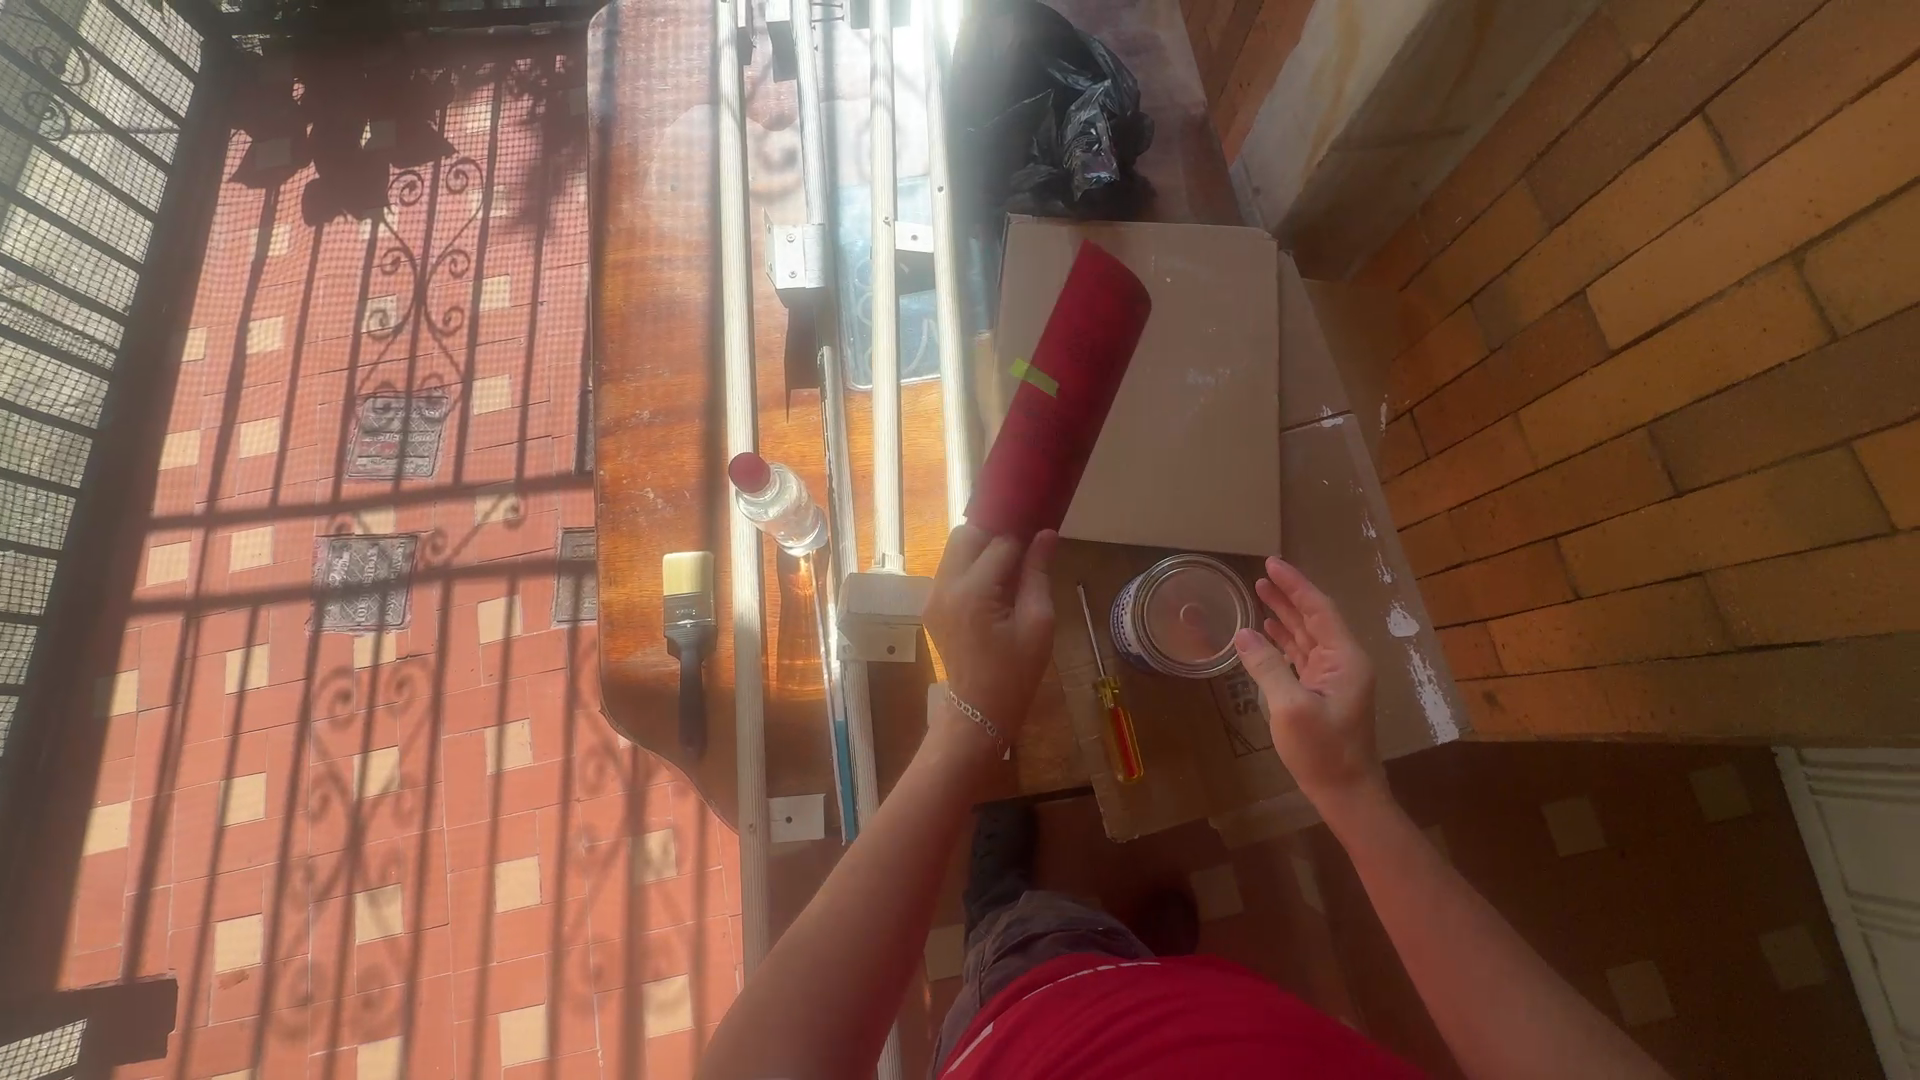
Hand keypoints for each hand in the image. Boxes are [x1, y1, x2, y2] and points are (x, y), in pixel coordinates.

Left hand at [923, 525, 1058, 750]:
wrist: (979, 710)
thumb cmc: (1017, 671)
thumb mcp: (1038, 622)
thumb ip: (1038, 573)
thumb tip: (1046, 533)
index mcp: (973, 592)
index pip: (1000, 543)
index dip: (1024, 537)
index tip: (1041, 536)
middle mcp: (945, 587)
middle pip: (967, 535)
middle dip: (995, 534)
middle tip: (1024, 549)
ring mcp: (932, 596)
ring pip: (955, 549)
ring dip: (982, 549)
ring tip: (1010, 568)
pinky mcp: (931, 605)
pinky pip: (950, 570)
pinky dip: (971, 566)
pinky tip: (993, 585)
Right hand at [1232, 556, 1383, 807]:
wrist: (1347, 792)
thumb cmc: (1322, 750)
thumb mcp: (1290, 706)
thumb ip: (1267, 666)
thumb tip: (1243, 634)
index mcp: (1345, 659)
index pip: (1319, 610)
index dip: (1296, 585)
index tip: (1272, 564)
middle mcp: (1343, 662)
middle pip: (1314, 618)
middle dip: (1289, 595)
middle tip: (1262, 574)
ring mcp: (1333, 679)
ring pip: (1307, 636)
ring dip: (1285, 615)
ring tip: (1260, 593)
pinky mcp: (1321, 694)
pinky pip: (1301, 655)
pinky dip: (1283, 640)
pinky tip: (1267, 632)